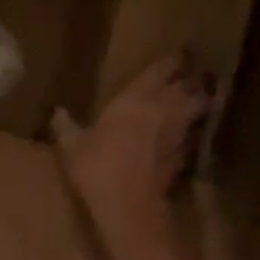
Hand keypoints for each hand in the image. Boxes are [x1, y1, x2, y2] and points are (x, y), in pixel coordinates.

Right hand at [54, 52, 213, 243]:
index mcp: (135, 98)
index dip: (172, 61)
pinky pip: (195, 132)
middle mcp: (163, 108)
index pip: (162, 70)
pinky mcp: (186, 155)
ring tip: (202, 96)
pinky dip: (196, 127)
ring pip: (200, 106)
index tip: (180, 54)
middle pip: (190, 85)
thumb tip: (57, 112)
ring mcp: (179, 132)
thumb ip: (67, 127)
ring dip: (202, 99)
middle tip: (196, 71)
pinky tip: (190, 130)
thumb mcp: (73, 146)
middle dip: (194, 77)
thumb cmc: (97, 168)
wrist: (130, 205)